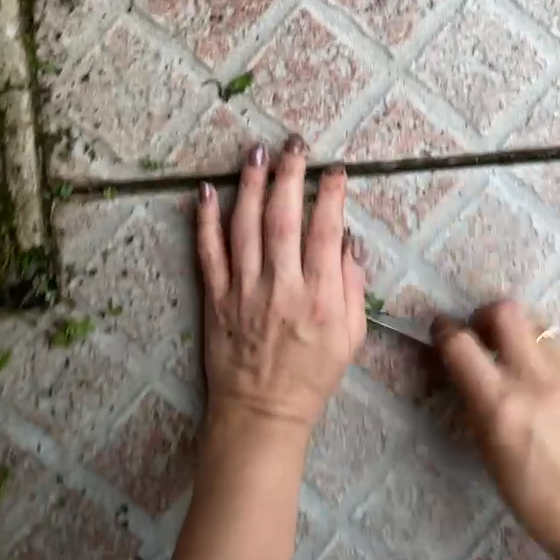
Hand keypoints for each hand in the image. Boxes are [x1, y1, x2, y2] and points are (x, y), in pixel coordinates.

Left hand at [196, 137, 366, 433]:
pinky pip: (208, 254)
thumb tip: (347, 242)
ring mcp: (243, 291)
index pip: (325, 233)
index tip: (334, 171)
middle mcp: (280, 288)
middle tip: (293, 144)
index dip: (330, 196)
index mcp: (318, 298)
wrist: (261, 415)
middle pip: (283, 220)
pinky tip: (207, 191)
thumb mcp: (351, 338)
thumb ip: (353, 288)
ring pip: (245, 228)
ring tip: (255, 153)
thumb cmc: (312, 376)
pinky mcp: (215, 299)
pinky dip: (206, 221)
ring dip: (250, 186)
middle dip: (289, 176)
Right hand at [434, 301, 559, 559]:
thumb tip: (460, 361)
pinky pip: (558, 348)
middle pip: (504, 310)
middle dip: (485, 315)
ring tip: (517, 362)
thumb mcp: (488, 448)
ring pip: (534, 324)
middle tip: (482, 333)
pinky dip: (543, 357)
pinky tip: (548, 385)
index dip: (443, 330)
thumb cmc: (532, 495)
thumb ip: (474, 398)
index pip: (460, 344)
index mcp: (501, 407)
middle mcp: (535, 381)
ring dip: (517, 336)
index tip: (441, 330)